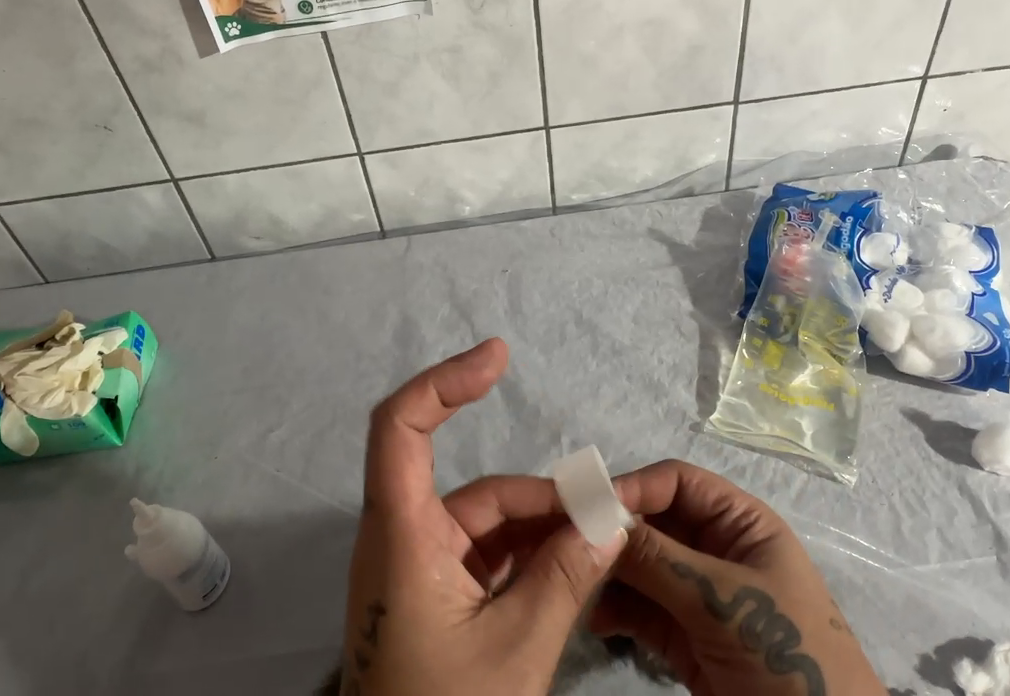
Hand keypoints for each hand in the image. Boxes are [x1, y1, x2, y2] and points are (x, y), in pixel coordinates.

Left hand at [335, 338, 624, 695]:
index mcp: (400, 536)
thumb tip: (609, 519)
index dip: (444, 382)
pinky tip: (573, 575)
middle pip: (474, 490)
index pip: (400, 427)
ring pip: (488, 528)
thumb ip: (565, 579)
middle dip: (541, 500)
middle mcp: (403, 540)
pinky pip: (487, 560)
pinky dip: (529, 562)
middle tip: (605, 518)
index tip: (499, 359)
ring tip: (601, 553)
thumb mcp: (513, 652)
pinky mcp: (434, 600)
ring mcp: (419, 572)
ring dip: (544, 536)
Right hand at [593, 460, 886, 695]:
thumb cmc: (785, 653)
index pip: (677, 483)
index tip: (586, 506)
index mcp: (739, 524)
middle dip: (611, 532)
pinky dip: (614, 611)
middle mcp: (714, 550)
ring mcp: (697, 596)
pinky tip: (593, 620)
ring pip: (639, 567)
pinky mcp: (683, 638)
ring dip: (606, 574)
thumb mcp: (723, 601)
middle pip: (652, 523)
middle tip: (566, 546)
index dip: (633, 487)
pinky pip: (639, 609)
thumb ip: (659, 559)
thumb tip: (597, 521)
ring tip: (573, 586)